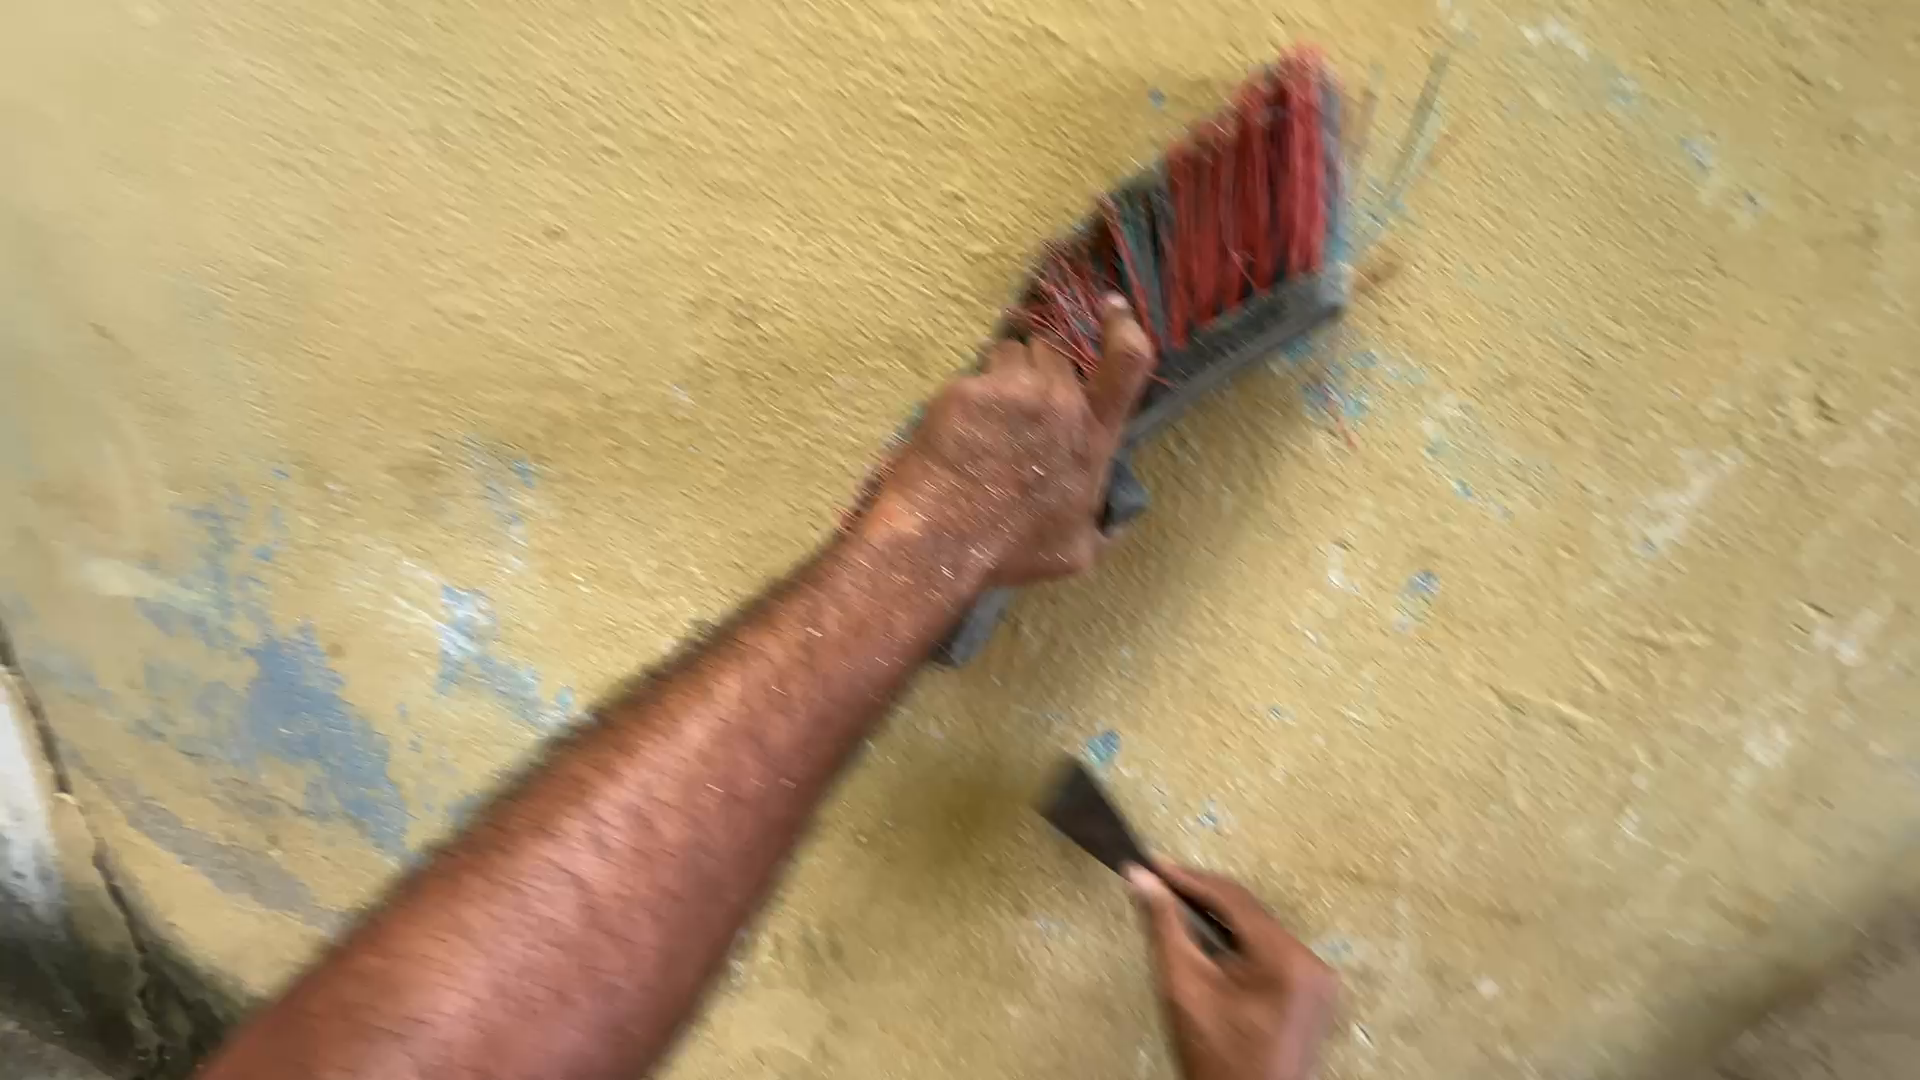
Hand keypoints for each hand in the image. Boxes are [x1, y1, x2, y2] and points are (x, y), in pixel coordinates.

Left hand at [860, 294, 1155, 586]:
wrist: (941, 544)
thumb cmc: (1008, 551)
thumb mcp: (1074, 550)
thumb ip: (1098, 523)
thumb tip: (1109, 519)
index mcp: (1092, 437)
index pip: (1128, 361)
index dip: (1122, 327)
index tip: (1110, 307)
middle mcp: (1059, 404)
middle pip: (1054, 354)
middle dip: (1038, 371)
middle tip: (1015, 405)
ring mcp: (1011, 393)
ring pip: (1010, 353)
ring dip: (1002, 375)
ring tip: (983, 417)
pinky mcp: (966, 391)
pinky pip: (971, 375)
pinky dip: (965, 396)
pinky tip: (953, 432)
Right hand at [1127, 864, 1339, 1079]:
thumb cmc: (1212, 1055)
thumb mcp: (1182, 985)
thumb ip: (1163, 923)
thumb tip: (1139, 874)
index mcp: (1286, 960)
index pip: (1231, 899)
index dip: (1188, 878)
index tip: (1151, 863)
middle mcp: (1311, 963)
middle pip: (1246, 911)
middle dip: (1200, 896)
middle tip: (1157, 882)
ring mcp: (1317, 980)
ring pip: (1255, 927)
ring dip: (1215, 916)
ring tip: (1173, 903)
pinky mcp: (1311, 994)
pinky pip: (1267, 949)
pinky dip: (1234, 939)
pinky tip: (1203, 935)